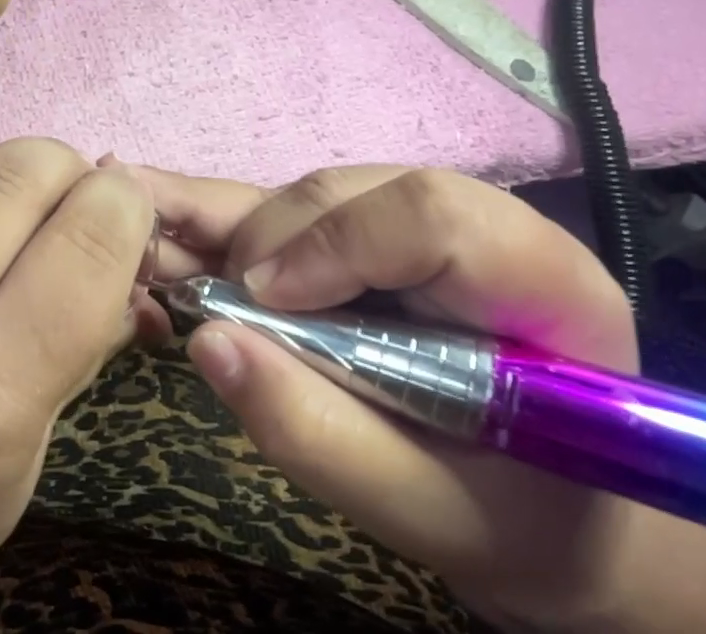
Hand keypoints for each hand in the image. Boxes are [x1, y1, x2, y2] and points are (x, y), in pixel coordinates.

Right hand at [133, 162, 705, 631]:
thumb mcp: (419, 507)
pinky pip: (284, 213)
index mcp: (541, 290)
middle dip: (268, 236)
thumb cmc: (507, 517)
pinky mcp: (365, 242)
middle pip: (352, 189)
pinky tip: (163, 227)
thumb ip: (320, 435)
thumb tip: (206, 341)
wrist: (542, 515)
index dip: (336, 242)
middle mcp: (478, 233)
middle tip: (216, 302)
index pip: (434, 214)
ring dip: (229, 227)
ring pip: (305, 191)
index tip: (264, 302)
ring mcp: (414, 230)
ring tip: (181, 272)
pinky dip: (216, 225)